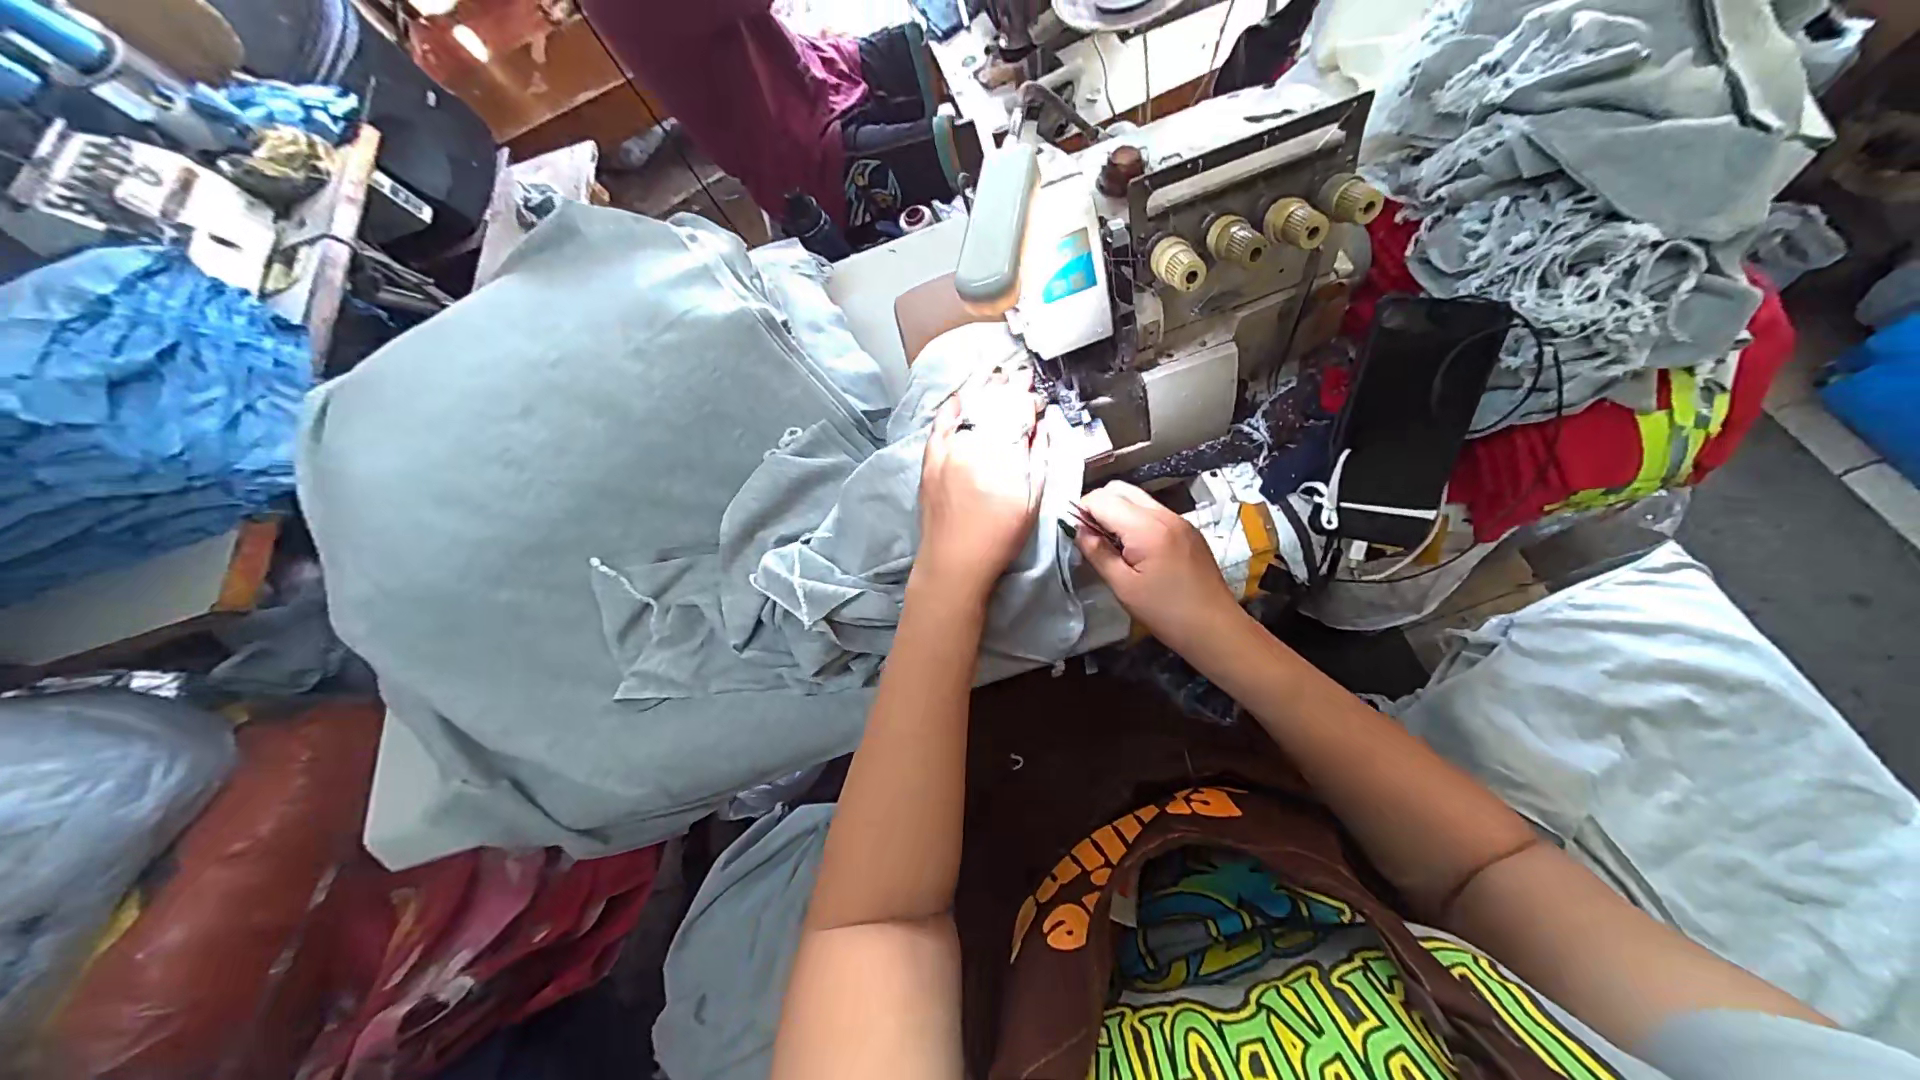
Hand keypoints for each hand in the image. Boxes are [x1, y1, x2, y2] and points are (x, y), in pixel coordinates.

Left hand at [914, 360, 1047, 604]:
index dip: (1028, 400)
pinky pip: (940, 424)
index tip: (1036, 395)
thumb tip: (1041, 427)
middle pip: (993, 407)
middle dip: (1008, 388)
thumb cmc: (1000, 538)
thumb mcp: (1032, 502)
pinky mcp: (930, 460)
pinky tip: (960, 396)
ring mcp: (948, 451)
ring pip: (968, 409)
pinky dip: (951, 408)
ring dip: (983, 390)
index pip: (1018, 414)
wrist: (954, 562)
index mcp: (1003, 456)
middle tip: (1020, 374)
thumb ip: (1039, 459)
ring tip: (995, 374)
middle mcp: (974, 446)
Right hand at [1071, 481, 1244, 652]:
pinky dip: (1135, 519)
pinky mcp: (1187, 531)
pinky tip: (1133, 548)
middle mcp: (1164, 515)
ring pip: (1137, 498)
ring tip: (1110, 543)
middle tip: (1089, 534)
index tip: (1075, 532)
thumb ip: (1097, 553)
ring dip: (1117, 511)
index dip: (1081, 510)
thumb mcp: (1123, 586)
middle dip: (1098, 505)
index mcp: (1146, 527)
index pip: (1102, 499)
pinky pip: (1153, 512)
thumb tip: (1079, 530)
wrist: (1216, 628)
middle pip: (1120, 489)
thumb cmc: (1166, 612)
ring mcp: (1179, 520)